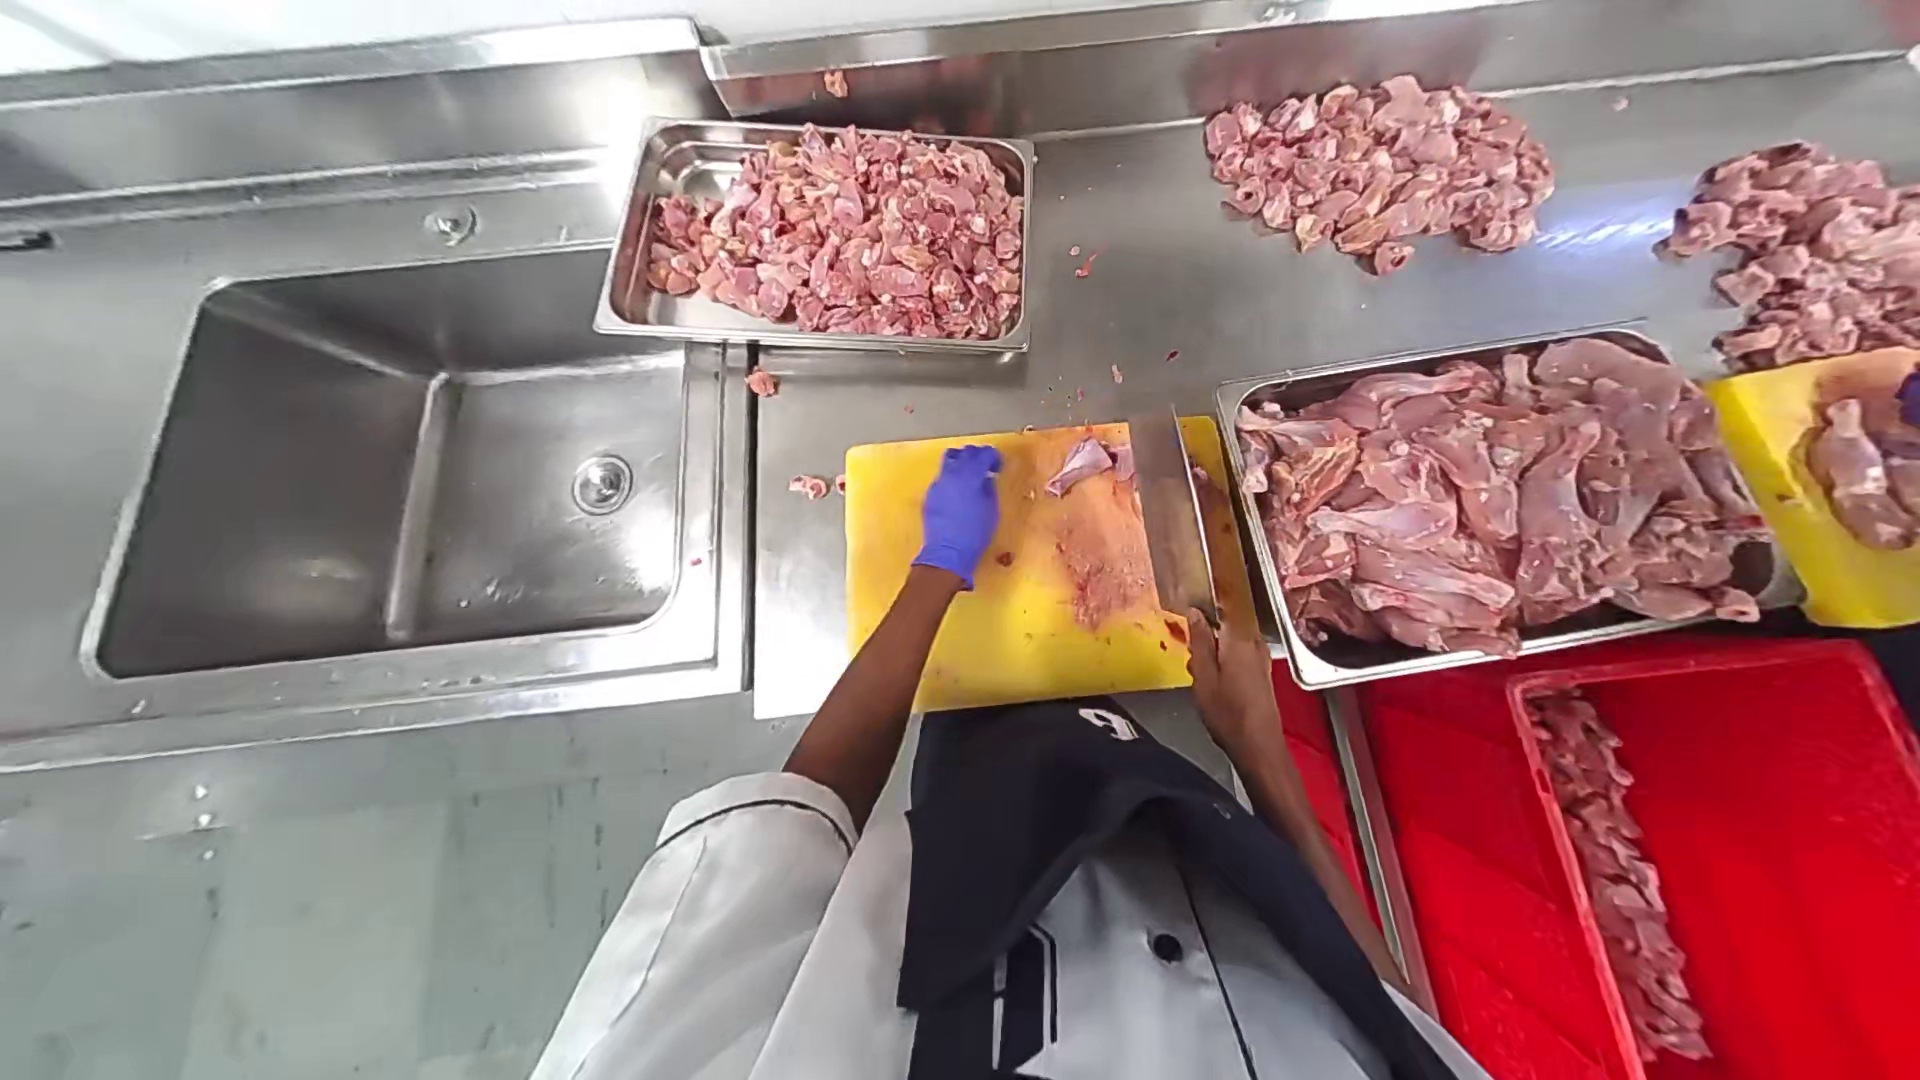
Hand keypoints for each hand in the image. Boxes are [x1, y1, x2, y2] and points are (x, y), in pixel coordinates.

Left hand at [913, 444, 1001, 588]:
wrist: (947, 553)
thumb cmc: (975, 533)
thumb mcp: (991, 510)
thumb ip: (989, 488)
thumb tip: (986, 478)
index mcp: (969, 475)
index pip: (983, 454)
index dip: (993, 457)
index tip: (998, 465)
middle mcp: (951, 473)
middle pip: (965, 452)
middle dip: (977, 455)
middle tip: (986, 466)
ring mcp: (938, 483)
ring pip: (949, 460)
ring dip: (962, 462)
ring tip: (970, 476)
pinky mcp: (930, 494)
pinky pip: (943, 477)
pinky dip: (953, 478)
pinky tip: (958, 493)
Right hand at [1186, 607, 1282, 754]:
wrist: (1257, 745)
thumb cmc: (1227, 711)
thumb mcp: (1203, 674)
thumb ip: (1200, 640)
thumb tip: (1194, 612)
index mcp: (1240, 638)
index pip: (1225, 605)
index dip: (1206, 602)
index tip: (1188, 605)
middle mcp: (1255, 643)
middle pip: (1226, 623)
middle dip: (1205, 631)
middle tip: (1188, 649)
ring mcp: (1261, 657)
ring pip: (1230, 639)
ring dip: (1212, 647)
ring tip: (1197, 668)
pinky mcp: (1261, 672)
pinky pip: (1237, 652)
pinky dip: (1222, 658)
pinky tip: (1211, 678)